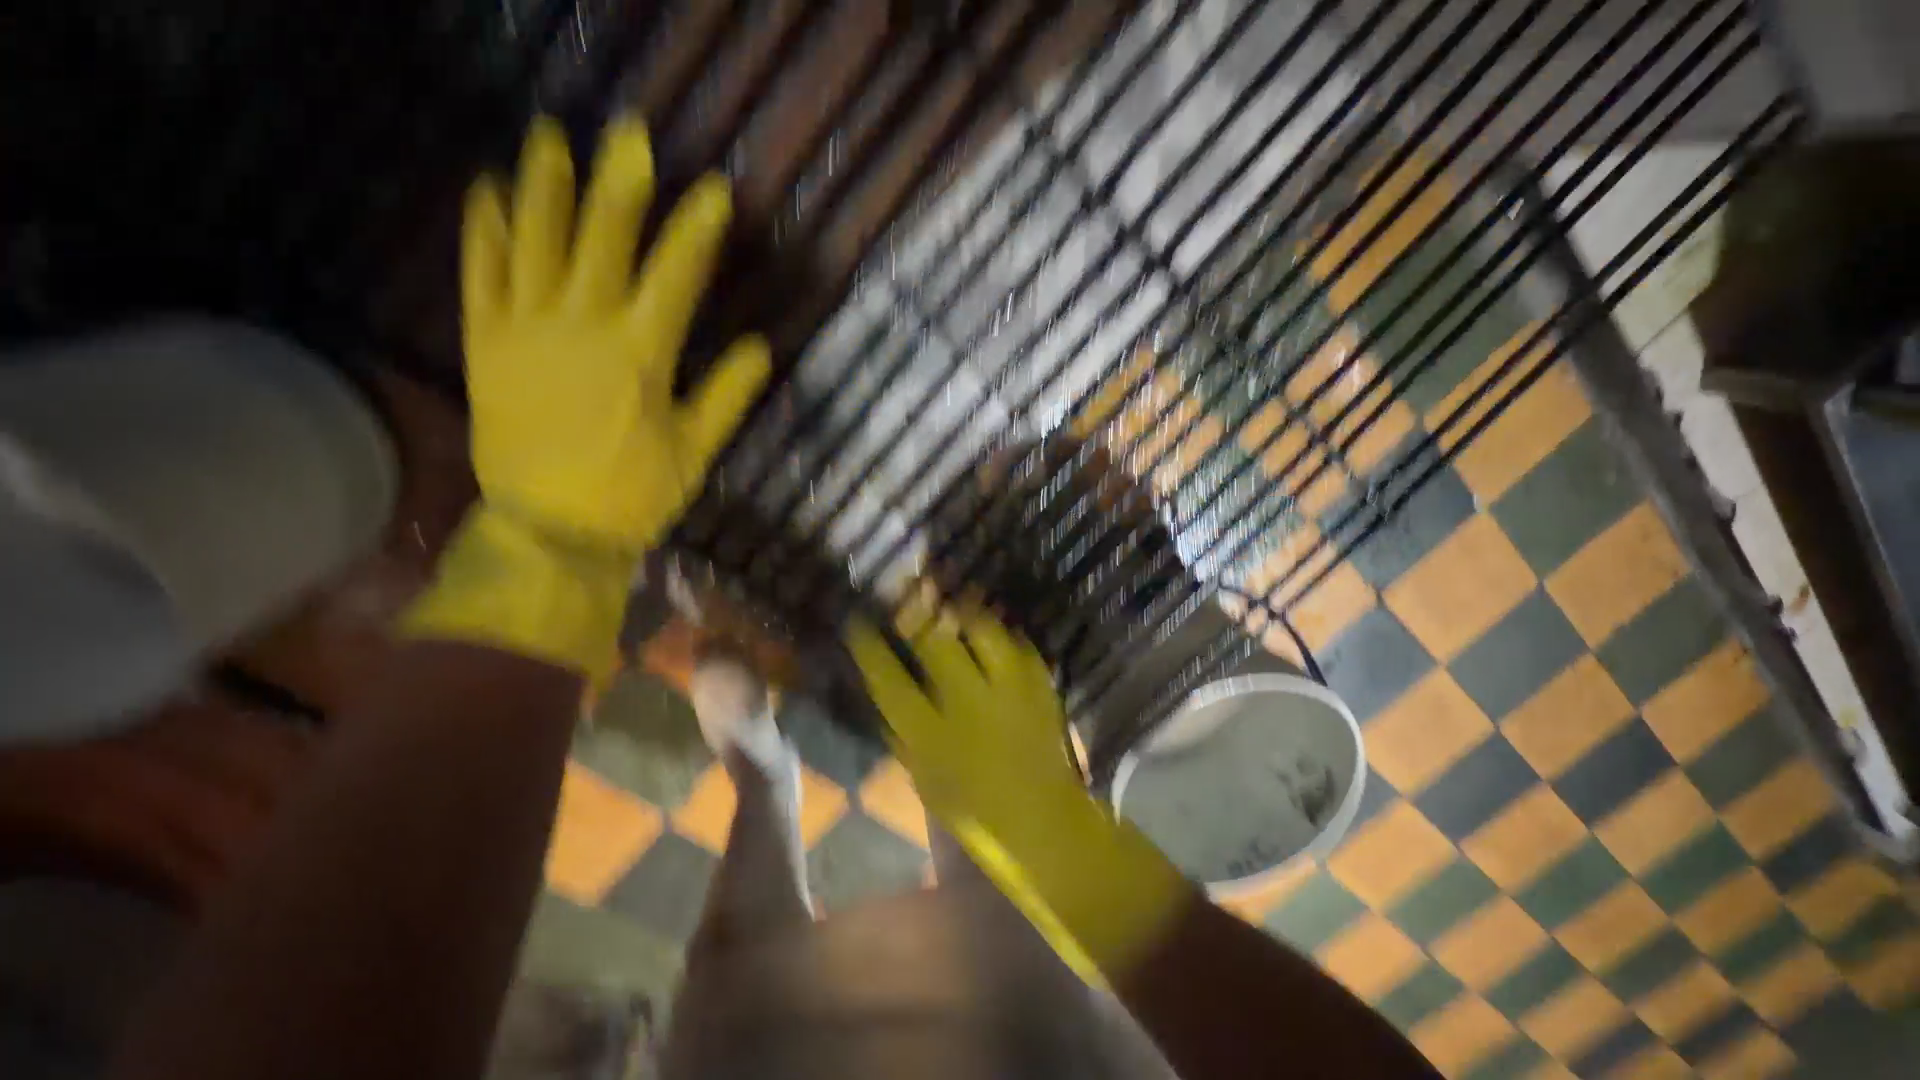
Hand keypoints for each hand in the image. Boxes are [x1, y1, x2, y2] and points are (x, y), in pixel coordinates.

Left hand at [404, 117, 769, 681]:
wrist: (548, 532)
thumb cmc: (632, 496)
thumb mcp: (694, 451)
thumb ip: (727, 394)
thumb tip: (763, 346)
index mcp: (641, 354)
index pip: (676, 273)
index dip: (697, 228)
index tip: (714, 189)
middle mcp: (582, 325)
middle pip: (604, 238)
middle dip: (620, 183)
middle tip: (629, 133)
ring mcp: (527, 329)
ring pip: (536, 241)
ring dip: (545, 186)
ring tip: (549, 138)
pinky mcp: (486, 343)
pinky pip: (480, 274)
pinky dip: (483, 231)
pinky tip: (486, 191)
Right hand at [846, 610, 1189, 984]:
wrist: (1048, 828)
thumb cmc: (978, 816)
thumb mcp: (928, 781)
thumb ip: (907, 737)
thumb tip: (892, 697)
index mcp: (932, 735)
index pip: (889, 678)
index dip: (869, 645)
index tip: (859, 622)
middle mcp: (968, 704)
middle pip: (934, 640)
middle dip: (915, 612)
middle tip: (906, 596)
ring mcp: (1010, 691)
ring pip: (982, 630)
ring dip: (962, 614)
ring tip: (951, 606)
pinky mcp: (1041, 688)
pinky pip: (1018, 646)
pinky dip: (1001, 637)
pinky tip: (991, 635)